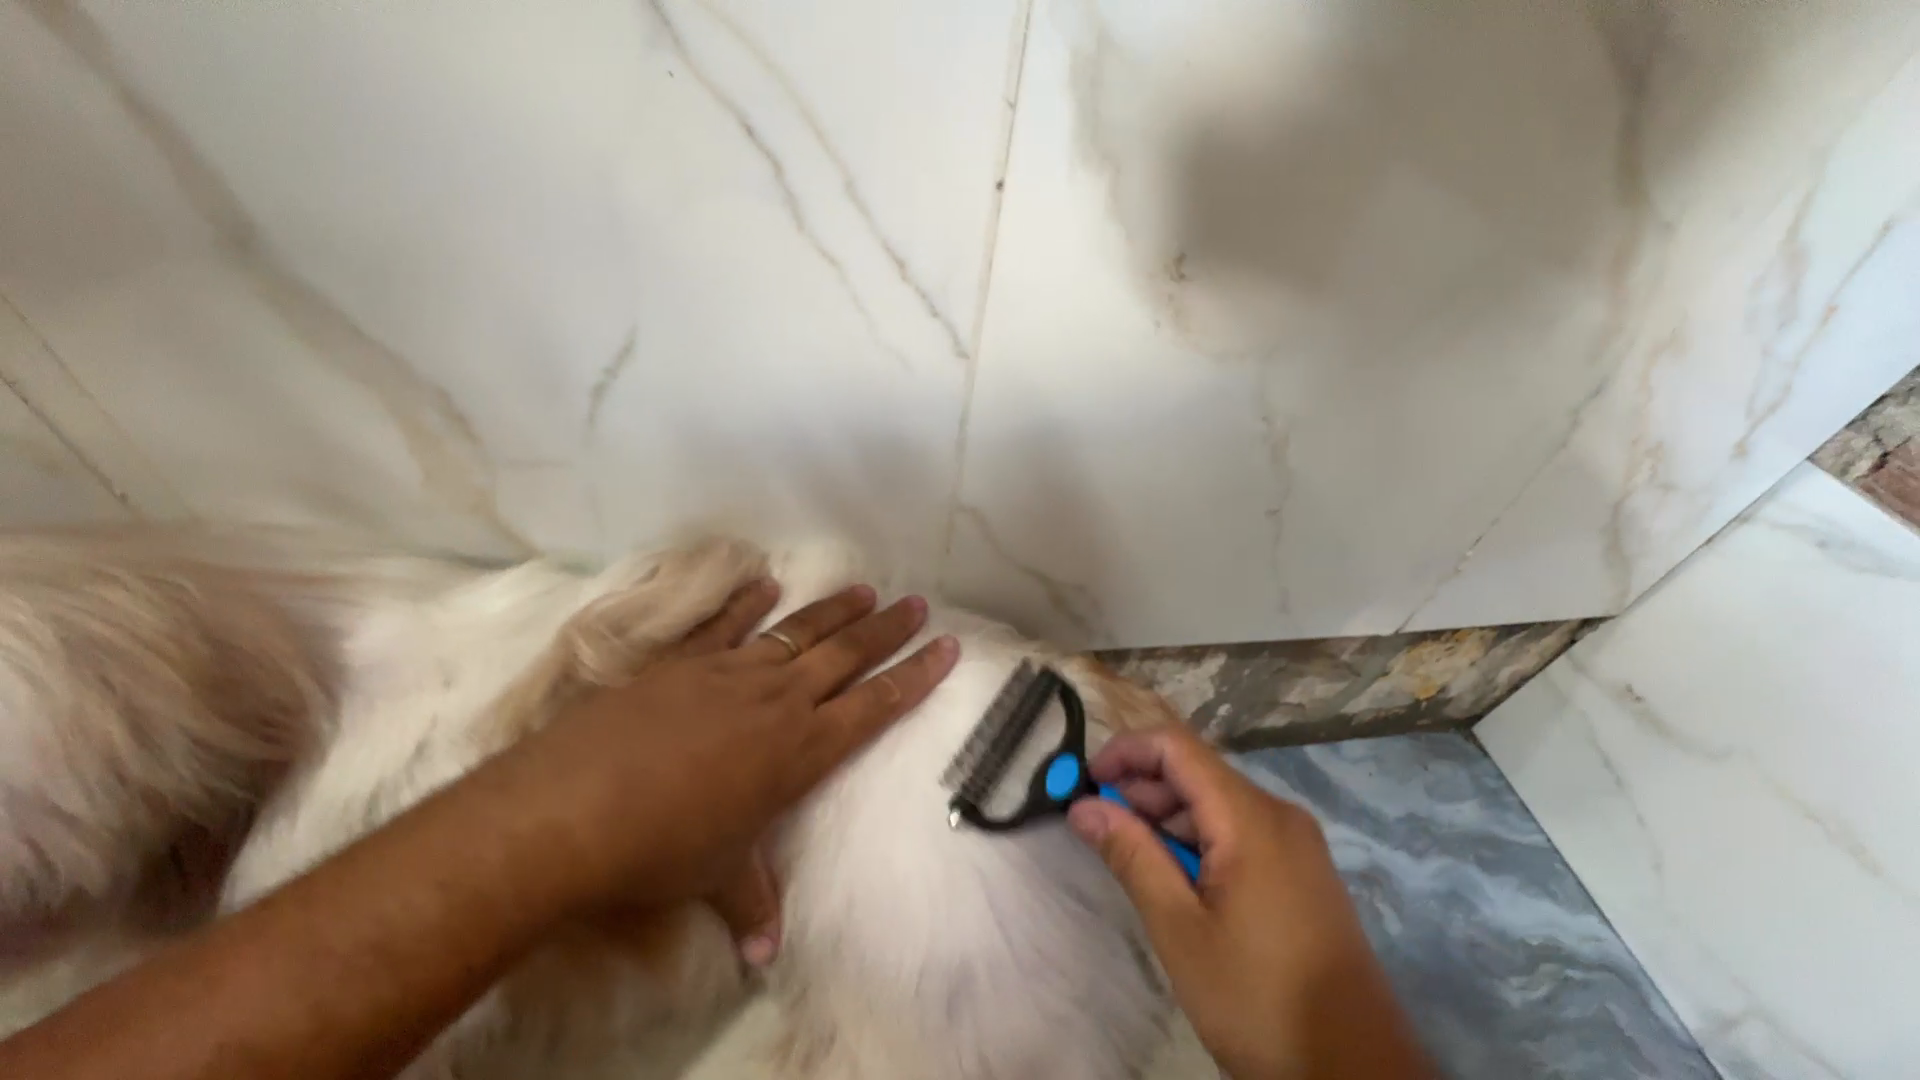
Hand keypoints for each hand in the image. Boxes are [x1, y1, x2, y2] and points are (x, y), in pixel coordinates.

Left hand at [496, 581, 958, 946]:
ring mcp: (728, 672)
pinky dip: (749, 602)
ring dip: (835, 610)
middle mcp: (776, 701)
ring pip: (797, 631)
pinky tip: (766, 584)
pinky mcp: (681, 662)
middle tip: (917, 604)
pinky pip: (725, 623)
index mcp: (800, 751)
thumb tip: (766, 955)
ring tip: (865, 589)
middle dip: (888, 630)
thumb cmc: (660, 849)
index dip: (916, 676)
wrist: (571, 810)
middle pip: (847, 655)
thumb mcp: (716, 876)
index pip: (875, 706)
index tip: (946, 647)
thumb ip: (751, 904)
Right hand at [1068, 725, 1433, 1079]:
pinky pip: (1238, 832)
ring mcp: (1295, 844)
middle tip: (1097, 829)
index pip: (1177, 746)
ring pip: (1215, 803)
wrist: (1356, 1073)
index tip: (1084, 784)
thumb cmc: (1258, 998)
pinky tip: (1173, 878)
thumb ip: (1131, 856)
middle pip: (1196, 771)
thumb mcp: (1179, 929)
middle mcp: (1278, 815)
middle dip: (1140, 788)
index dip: (1125, 751)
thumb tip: (1082, 806)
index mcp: (1251, 817)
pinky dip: (1196, 840)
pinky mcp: (1300, 872)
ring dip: (1165, 817)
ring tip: (1128, 857)